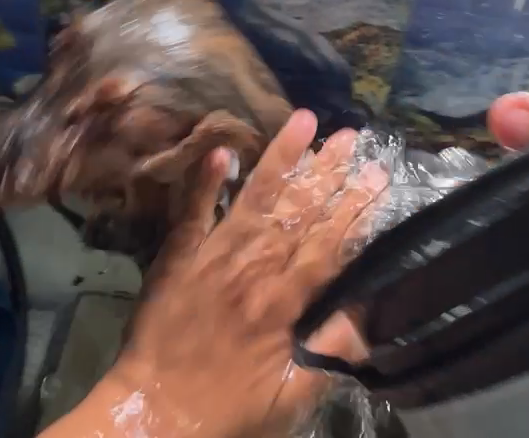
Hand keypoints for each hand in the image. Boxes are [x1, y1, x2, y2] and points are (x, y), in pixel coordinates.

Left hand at [79, 111, 385, 437]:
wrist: (150, 415)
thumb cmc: (228, 411)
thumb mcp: (291, 398)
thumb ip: (332, 354)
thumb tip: (369, 313)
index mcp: (282, 302)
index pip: (327, 244)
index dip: (355, 208)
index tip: (378, 173)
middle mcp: (252, 268)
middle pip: (297, 210)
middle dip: (328, 171)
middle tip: (351, 134)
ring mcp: (214, 255)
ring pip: (255, 197)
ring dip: (282, 157)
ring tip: (304, 119)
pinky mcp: (180, 255)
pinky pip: (195, 211)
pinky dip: (206, 180)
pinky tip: (221, 149)